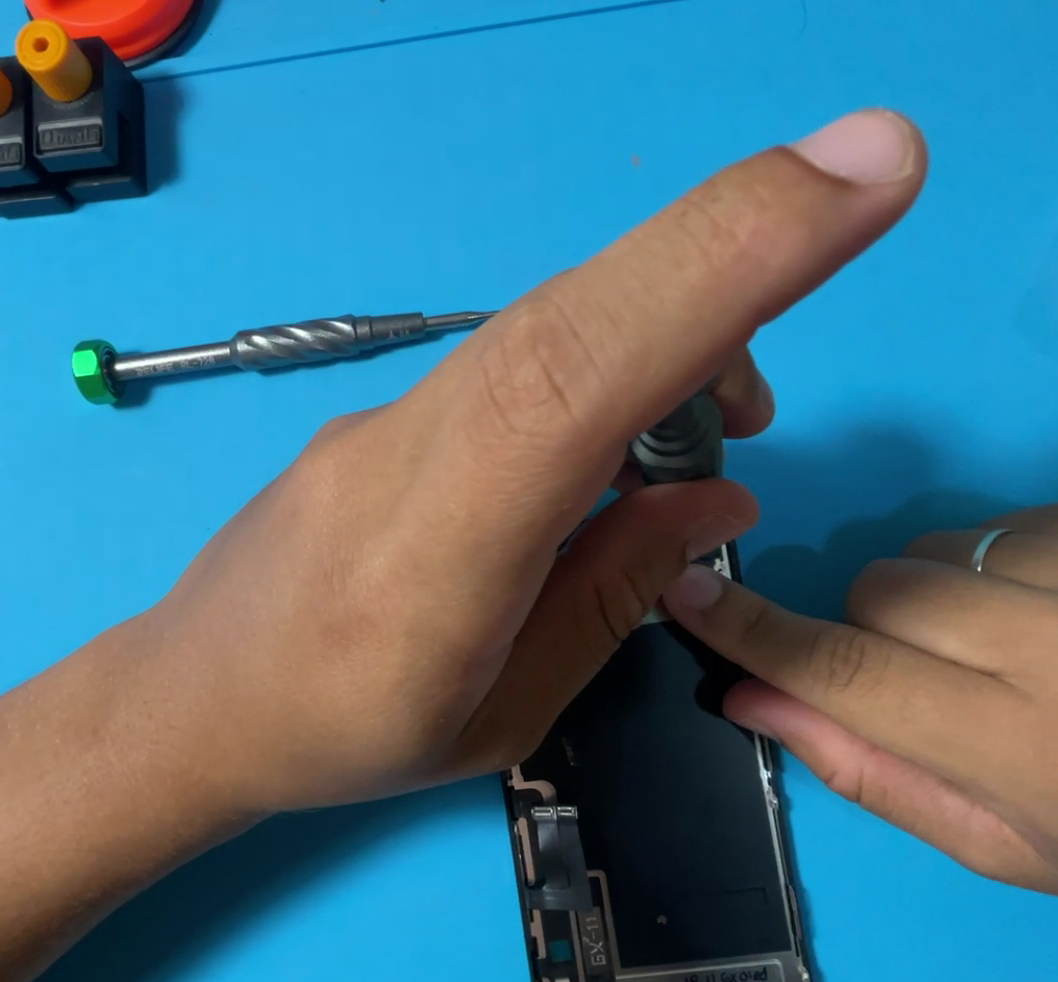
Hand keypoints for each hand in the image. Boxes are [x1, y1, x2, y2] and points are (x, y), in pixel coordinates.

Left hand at [111, 110, 925, 812]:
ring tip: (719, 417)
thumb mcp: (501, 711)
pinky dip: (600, 360)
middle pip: (567, 319)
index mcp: (435, 553)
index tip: (861, 172)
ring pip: (546, 327)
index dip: (715, 268)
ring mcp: (382, 417)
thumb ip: (611, 595)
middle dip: (725, 254)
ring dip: (664, 331)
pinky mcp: (382, 411)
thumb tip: (713, 491)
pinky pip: (511, 358)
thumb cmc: (344, 733)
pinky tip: (623, 429)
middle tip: (826, 276)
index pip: (575, 376)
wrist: (197, 695)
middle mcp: (404, 450)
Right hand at [663, 498, 1057, 949]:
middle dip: (871, 629)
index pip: (851, 673)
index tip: (686, 594)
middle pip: (883, 590)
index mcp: (1055, 756)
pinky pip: (1007, 524)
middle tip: (938, 680)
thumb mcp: (1015, 850)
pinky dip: (1007, 568)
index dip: (755, 632)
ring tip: (1022, 647)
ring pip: (935, 550)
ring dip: (939, 598)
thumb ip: (868, 768)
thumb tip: (752, 695)